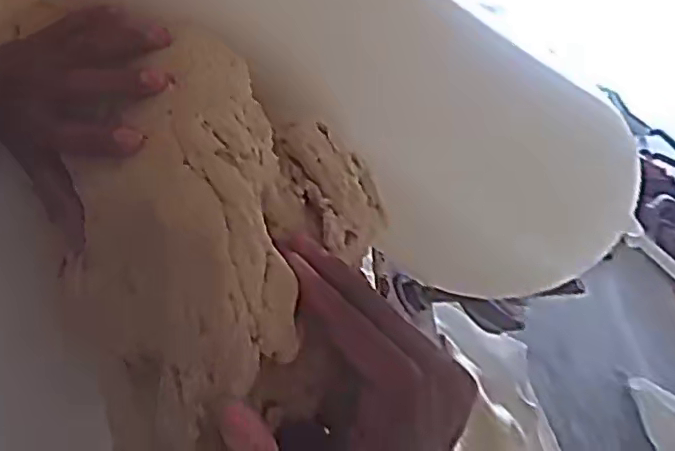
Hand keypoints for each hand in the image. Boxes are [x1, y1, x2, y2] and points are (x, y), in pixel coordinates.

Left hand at [0, 5, 171, 248]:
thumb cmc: (15, 135)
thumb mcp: (34, 166)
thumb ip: (59, 197)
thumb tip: (82, 245)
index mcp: (42, 127)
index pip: (75, 136)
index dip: (104, 139)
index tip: (139, 139)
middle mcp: (44, 91)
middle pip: (86, 86)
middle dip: (124, 83)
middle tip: (164, 80)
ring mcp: (43, 60)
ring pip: (86, 47)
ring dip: (124, 39)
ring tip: (162, 34)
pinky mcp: (43, 38)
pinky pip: (71, 23)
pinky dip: (97, 15)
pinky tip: (125, 10)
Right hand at [219, 236, 477, 450]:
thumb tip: (229, 410)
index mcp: (406, 440)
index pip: (393, 371)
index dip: (345, 316)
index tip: (297, 269)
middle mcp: (438, 420)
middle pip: (402, 337)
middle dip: (345, 285)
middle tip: (296, 243)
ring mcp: (445, 404)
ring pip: (406, 327)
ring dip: (356, 287)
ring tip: (311, 254)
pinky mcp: (438, 390)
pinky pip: (406, 332)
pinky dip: (369, 303)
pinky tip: (336, 281)